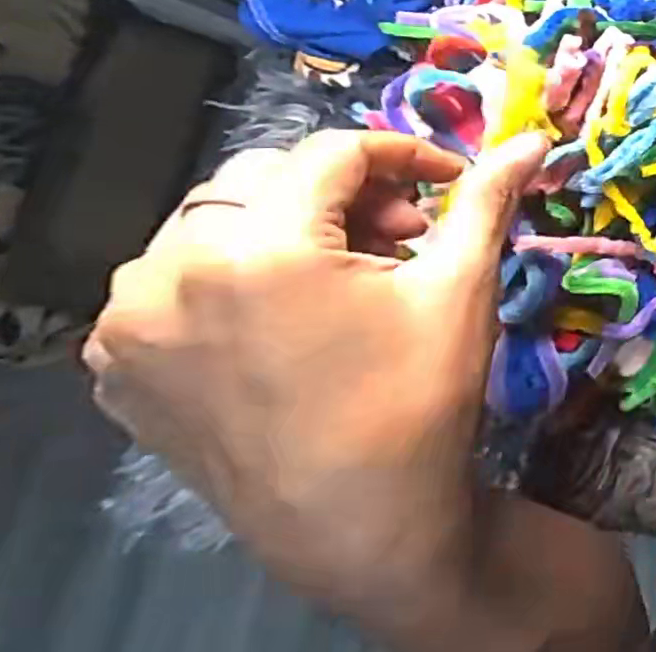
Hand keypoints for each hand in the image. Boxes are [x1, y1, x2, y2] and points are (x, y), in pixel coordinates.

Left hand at [84, 130, 548, 617]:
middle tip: (407, 232)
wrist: (362, 517)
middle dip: (347, 188)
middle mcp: (166, 275)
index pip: (333, 152)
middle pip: (265, 178)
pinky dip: (242, 270)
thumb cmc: (421, 391)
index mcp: (258, 250)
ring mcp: (129, 327)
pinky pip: (176, 280)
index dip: (406, 153)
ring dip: (294, 225)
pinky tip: (299, 313)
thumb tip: (533, 139)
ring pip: (215, 224)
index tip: (453, 181)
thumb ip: (488, 197)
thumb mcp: (462, 283)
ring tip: (355, 273)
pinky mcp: (122, 367)